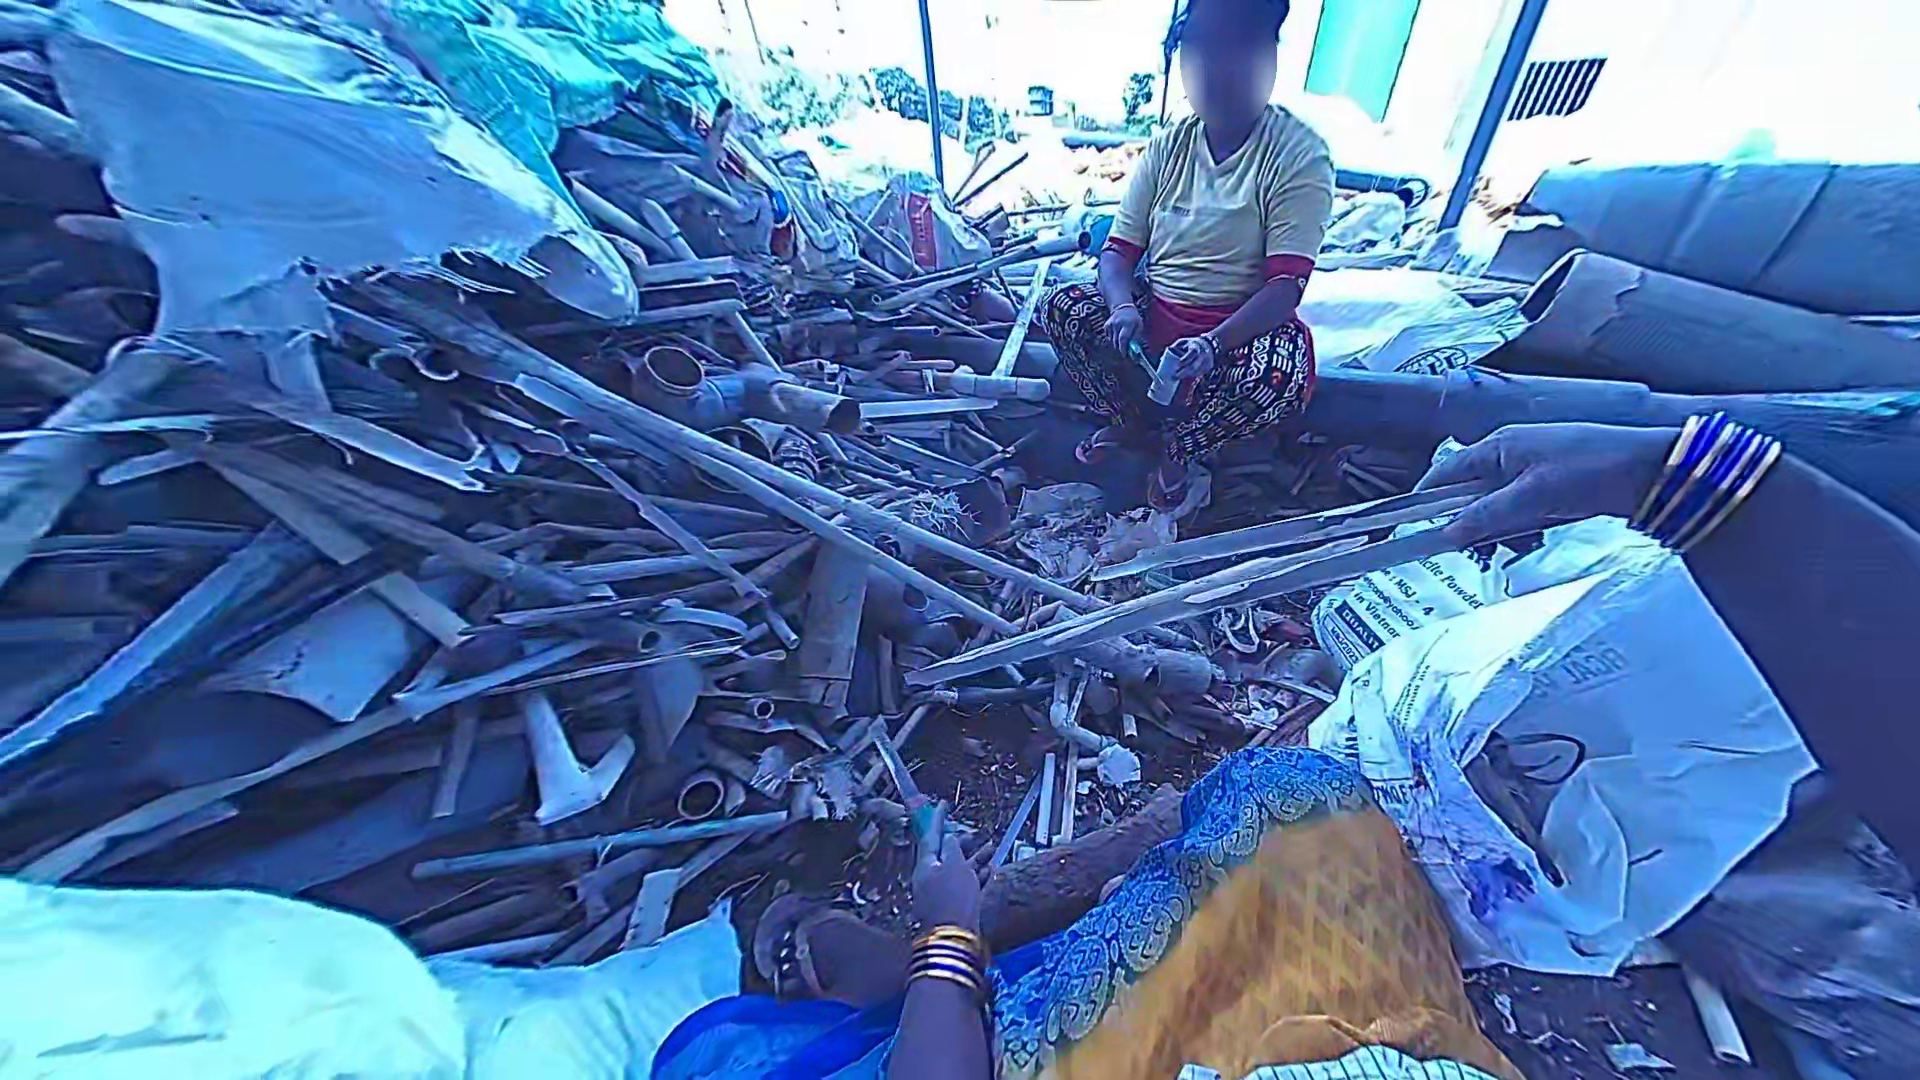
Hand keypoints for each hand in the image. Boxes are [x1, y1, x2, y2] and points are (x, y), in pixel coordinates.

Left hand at [911, 819, 981, 931]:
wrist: (955, 942)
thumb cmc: (953, 899)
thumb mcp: (954, 866)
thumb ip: (952, 848)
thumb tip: (950, 838)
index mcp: (926, 865)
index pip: (931, 835)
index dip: (938, 818)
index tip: (942, 803)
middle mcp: (931, 878)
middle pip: (946, 853)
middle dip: (962, 841)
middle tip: (974, 832)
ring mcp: (942, 894)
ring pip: (959, 869)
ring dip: (975, 857)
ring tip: (992, 847)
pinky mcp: (955, 908)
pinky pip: (966, 886)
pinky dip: (978, 876)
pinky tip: (990, 870)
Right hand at [1104, 304, 1143, 352]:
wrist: (1123, 307)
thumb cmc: (1133, 319)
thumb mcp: (1139, 326)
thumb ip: (1136, 337)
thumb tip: (1134, 350)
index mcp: (1127, 323)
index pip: (1123, 339)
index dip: (1123, 348)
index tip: (1125, 354)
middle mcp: (1118, 324)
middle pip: (1116, 341)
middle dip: (1120, 347)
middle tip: (1124, 349)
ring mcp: (1110, 324)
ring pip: (1112, 340)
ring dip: (1117, 342)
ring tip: (1122, 337)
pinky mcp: (1106, 325)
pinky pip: (1108, 337)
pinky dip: (1112, 338)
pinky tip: (1117, 332)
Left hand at [1165, 335, 1216, 377]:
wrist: (1207, 344)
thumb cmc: (1189, 344)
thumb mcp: (1181, 343)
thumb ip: (1173, 349)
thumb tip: (1162, 359)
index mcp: (1195, 345)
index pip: (1192, 352)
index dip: (1186, 359)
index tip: (1178, 364)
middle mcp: (1203, 352)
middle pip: (1194, 365)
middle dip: (1183, 372)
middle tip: (1174, 377)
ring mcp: (1207, 360)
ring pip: (1196, 371)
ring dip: (1187, 374)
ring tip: (1179, 375)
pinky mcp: (1209, 366)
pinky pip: (1199, 373)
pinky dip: (1192, 374)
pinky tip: (1188, 372)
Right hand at [1417, 423, 1679, 544]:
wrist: (1669, 468)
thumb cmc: (1596, 471)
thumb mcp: (1533, 497)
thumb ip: (1484, 516)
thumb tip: (1444, 535)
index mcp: (1496, 446)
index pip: (1442, 474)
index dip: (1425, 500)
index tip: (1416, 527)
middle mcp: (1509, 451)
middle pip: (1466, 490)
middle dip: (1466, 519)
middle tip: (1473, 546)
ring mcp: (1534, 464)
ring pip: (1493, 500)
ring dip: (1495, 524)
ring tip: (1509, 544)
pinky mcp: (1555, 478)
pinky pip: (1519, 503)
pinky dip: (1520, 521)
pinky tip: (1535, 533)